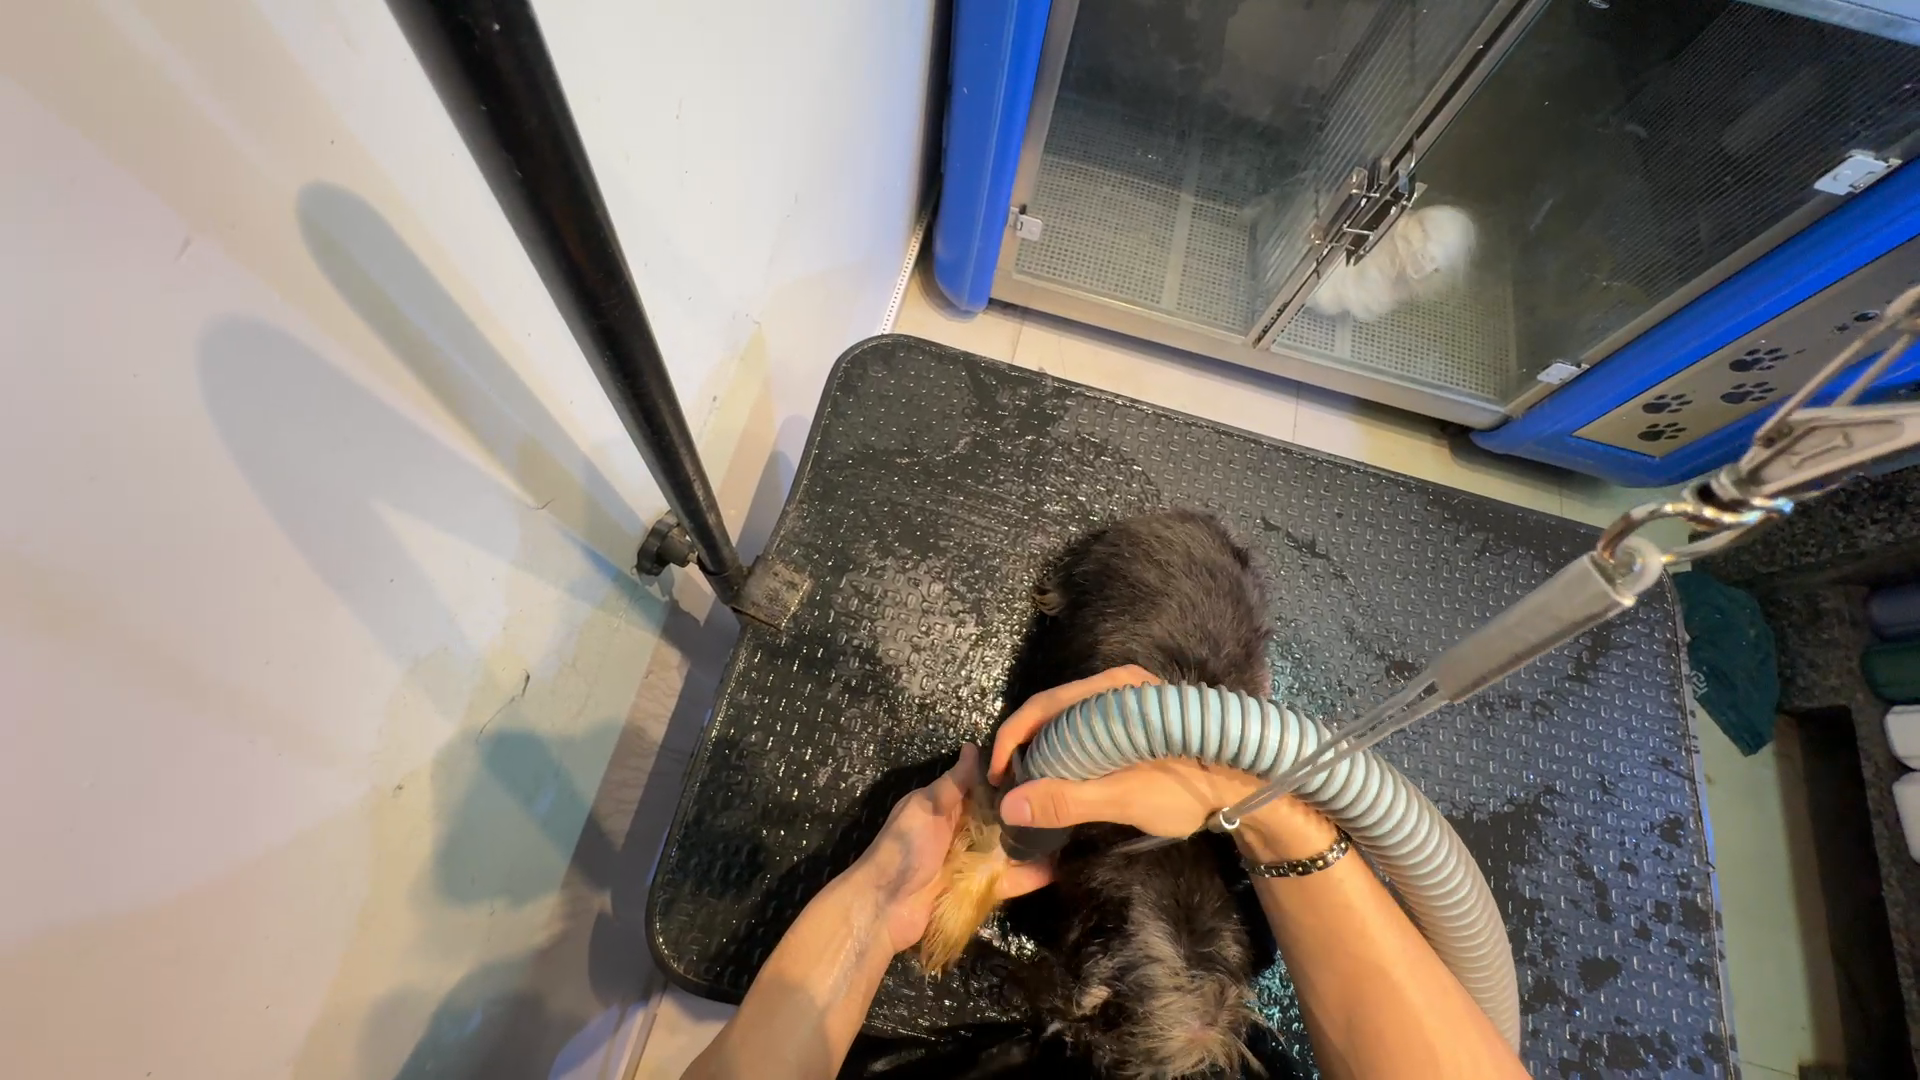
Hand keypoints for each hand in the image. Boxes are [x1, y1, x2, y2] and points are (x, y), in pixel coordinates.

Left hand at [844, 744, 1051, 953]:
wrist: (883, 908)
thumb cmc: (904, 848)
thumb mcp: (926, 807)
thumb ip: (953, 782)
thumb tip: (973, 746)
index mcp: (948, 805)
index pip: (984, 786)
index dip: (1008, 778)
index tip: (1042, 766)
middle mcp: (963, 829)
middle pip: (1000, 817)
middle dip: (1026, 811)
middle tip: (1062, 799)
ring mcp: (972, 861)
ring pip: (1008, 847)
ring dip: (1032, 843)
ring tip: (1066, 832)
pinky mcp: (978, 890)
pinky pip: (1007, 879)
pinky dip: (1029, 875)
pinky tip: (1056, 868)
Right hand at [988, 667, 1336, 853]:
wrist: (1247, 788)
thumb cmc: (1188, 789)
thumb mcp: (1124, 798)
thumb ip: (1066, 799)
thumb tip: (1009, 806)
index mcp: (1112, 689)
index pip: (1043, 705)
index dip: (1011, 738)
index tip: (996, 776)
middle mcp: (1116, 683)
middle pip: (1052, 708)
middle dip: (1025, 745)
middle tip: (1011, 784)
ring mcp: (1127, 696)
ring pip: (1069, 717)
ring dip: (1045, 749)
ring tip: (1033, 783)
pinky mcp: (1136, 714)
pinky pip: (1087, 725)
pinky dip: (1067, 749)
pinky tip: (1065, 774)